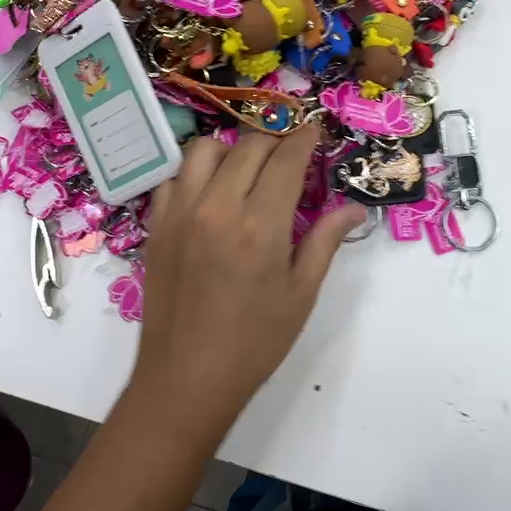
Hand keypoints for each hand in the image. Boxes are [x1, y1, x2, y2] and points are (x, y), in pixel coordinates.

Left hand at [128, 127, 366, 432]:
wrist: (186, 378)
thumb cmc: (254, 342)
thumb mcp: (301, 294)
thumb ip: (325, 241)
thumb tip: (354, 208)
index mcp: (260, 224)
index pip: (286, 158)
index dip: (304, 138)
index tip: (315, 132)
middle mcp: (217, 206)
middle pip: (248, 146)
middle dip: (275, 141)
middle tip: (290, 155)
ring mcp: (181, 212)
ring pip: (205, 150)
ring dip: (232, 149)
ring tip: (247, 169)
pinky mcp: (157, 226)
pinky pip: (174, 178)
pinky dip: (195, 173)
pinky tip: (210, 193)